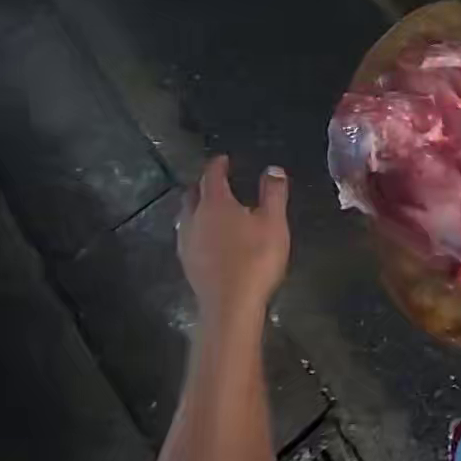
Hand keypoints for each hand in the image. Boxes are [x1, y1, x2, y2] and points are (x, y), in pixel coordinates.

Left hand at [177, 156, 290, 322]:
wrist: (231, 301)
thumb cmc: (257, 257)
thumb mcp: (275, 222)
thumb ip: (273, 193)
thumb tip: (272, 168)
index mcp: (216, 205)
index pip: (212, 177)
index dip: (218, 165)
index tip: (223, 158)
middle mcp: (194, 218)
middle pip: (193, 194)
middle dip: (204, 184)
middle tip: (218, 181)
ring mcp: (186, 240)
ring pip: (188, 214)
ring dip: (199, 205)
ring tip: (215, 206)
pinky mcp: (187, 259)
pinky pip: (189, 232)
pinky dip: (199, 224)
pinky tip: (211, 234)